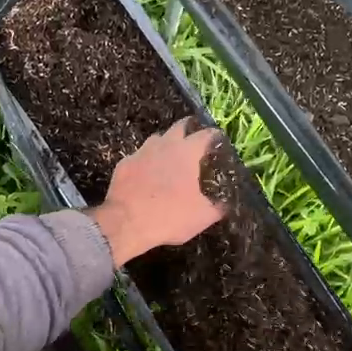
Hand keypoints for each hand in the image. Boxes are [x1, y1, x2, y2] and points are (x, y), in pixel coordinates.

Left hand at [88, 118, 224, 265]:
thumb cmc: (169, 217)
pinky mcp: (124, 164)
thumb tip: (227, 203)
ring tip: (172, 157)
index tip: (220, 143)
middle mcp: (163, 145)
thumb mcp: (203, 216)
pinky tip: (148, 173)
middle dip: (190, 129)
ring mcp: (140, 152)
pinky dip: (147, 161)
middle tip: (196, 141)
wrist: (125, 223)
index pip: (206, 134)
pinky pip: (139, 156)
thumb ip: (219, 206)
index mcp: (186, 152)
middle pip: (179, 127)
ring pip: (157, 139)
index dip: (215, 137)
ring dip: (167, 144)